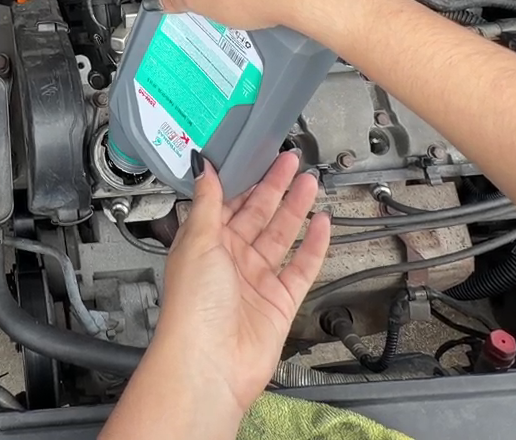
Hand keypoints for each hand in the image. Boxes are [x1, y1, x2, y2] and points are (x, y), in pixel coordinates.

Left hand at [147, 151, 331, 419]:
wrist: (211, 362)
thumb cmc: (193, 304)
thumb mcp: (197, 240)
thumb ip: (206, 202)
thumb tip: (202, 165)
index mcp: (205, 239)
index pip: (227, 200)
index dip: (243, 177)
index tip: (256, 153)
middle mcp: (231, 256)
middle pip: (257, 213)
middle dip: (274, 186)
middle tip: (289, 159)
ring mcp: (257, 277)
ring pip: (281, 234)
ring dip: (295, 207)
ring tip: (310, 180)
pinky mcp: (281, 300)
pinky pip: (301, 267)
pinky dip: (314, 245)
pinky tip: (322, 223)